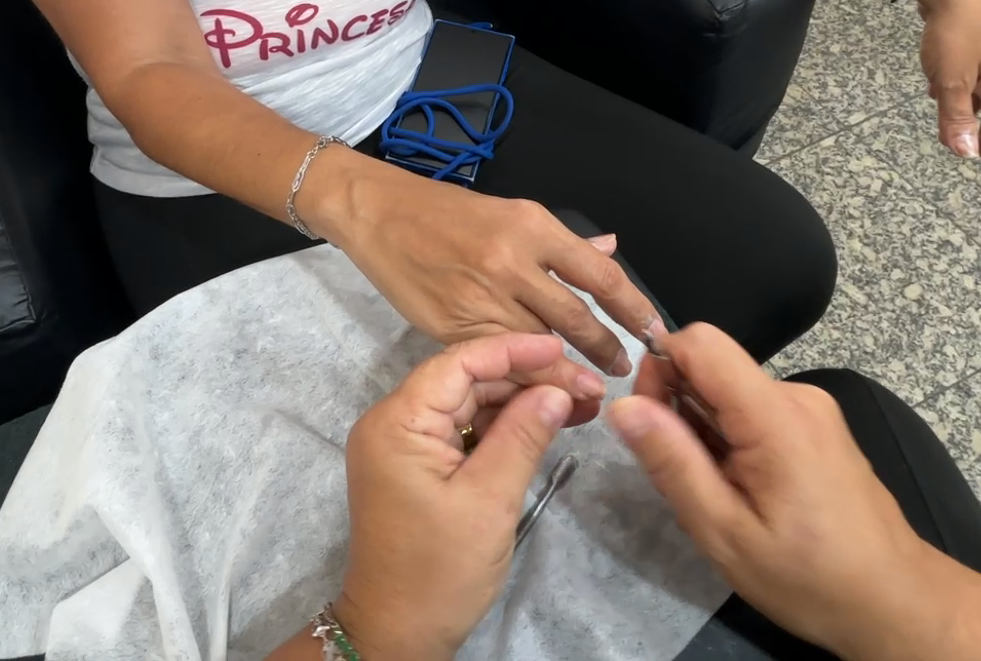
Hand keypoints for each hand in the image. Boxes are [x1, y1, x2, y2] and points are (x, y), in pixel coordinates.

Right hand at [300, 150, 657, 376]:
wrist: (381, 214)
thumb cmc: (445, 210)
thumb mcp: (509, 212)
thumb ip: (561, 241)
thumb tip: (610, 250)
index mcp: (531, 227)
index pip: (599, 275)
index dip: (633, 308)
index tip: (652, 330)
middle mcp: (512, 263)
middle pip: (577, 319)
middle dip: (607, 349)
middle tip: (622, 367)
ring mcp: (481, 298)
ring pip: (540, 346)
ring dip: (570, 369)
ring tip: (589, 383)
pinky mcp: (453, 327)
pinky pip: (500, 359)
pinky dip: (524, 374)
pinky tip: (539, 382)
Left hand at [335, 334, 598, 660]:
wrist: (397, 633)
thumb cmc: (439, 571)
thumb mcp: (489, 501)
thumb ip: (523, 436)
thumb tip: (557, 390)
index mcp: (398, 420)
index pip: (460, 362)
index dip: (513, 350)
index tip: (561, 348)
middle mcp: (394, 419)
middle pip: (467, 380)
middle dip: (527, 379)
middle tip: (586, 386)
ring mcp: (404, 440)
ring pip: (470, 402)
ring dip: (521, 401)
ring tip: (580, 402)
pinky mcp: (417, 460)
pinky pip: (463, 428)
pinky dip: (503, 425)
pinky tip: (546, 422)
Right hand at [606, 323, 940, 659]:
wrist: (902, 607)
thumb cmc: (812, 579)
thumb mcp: (725, 532)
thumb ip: (672, 462)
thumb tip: (623, 405)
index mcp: (775, 415)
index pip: (700, 342)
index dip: (661, 367)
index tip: (651, 421)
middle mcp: (795, 395)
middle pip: (709, 363)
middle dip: (676, 403)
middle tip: (679, 469)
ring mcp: (809, 407)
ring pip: (725, 387)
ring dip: (701, 424)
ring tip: (712, 485)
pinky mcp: (814, 422)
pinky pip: (749, 405)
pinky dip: (727, 433)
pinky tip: (737, 483)